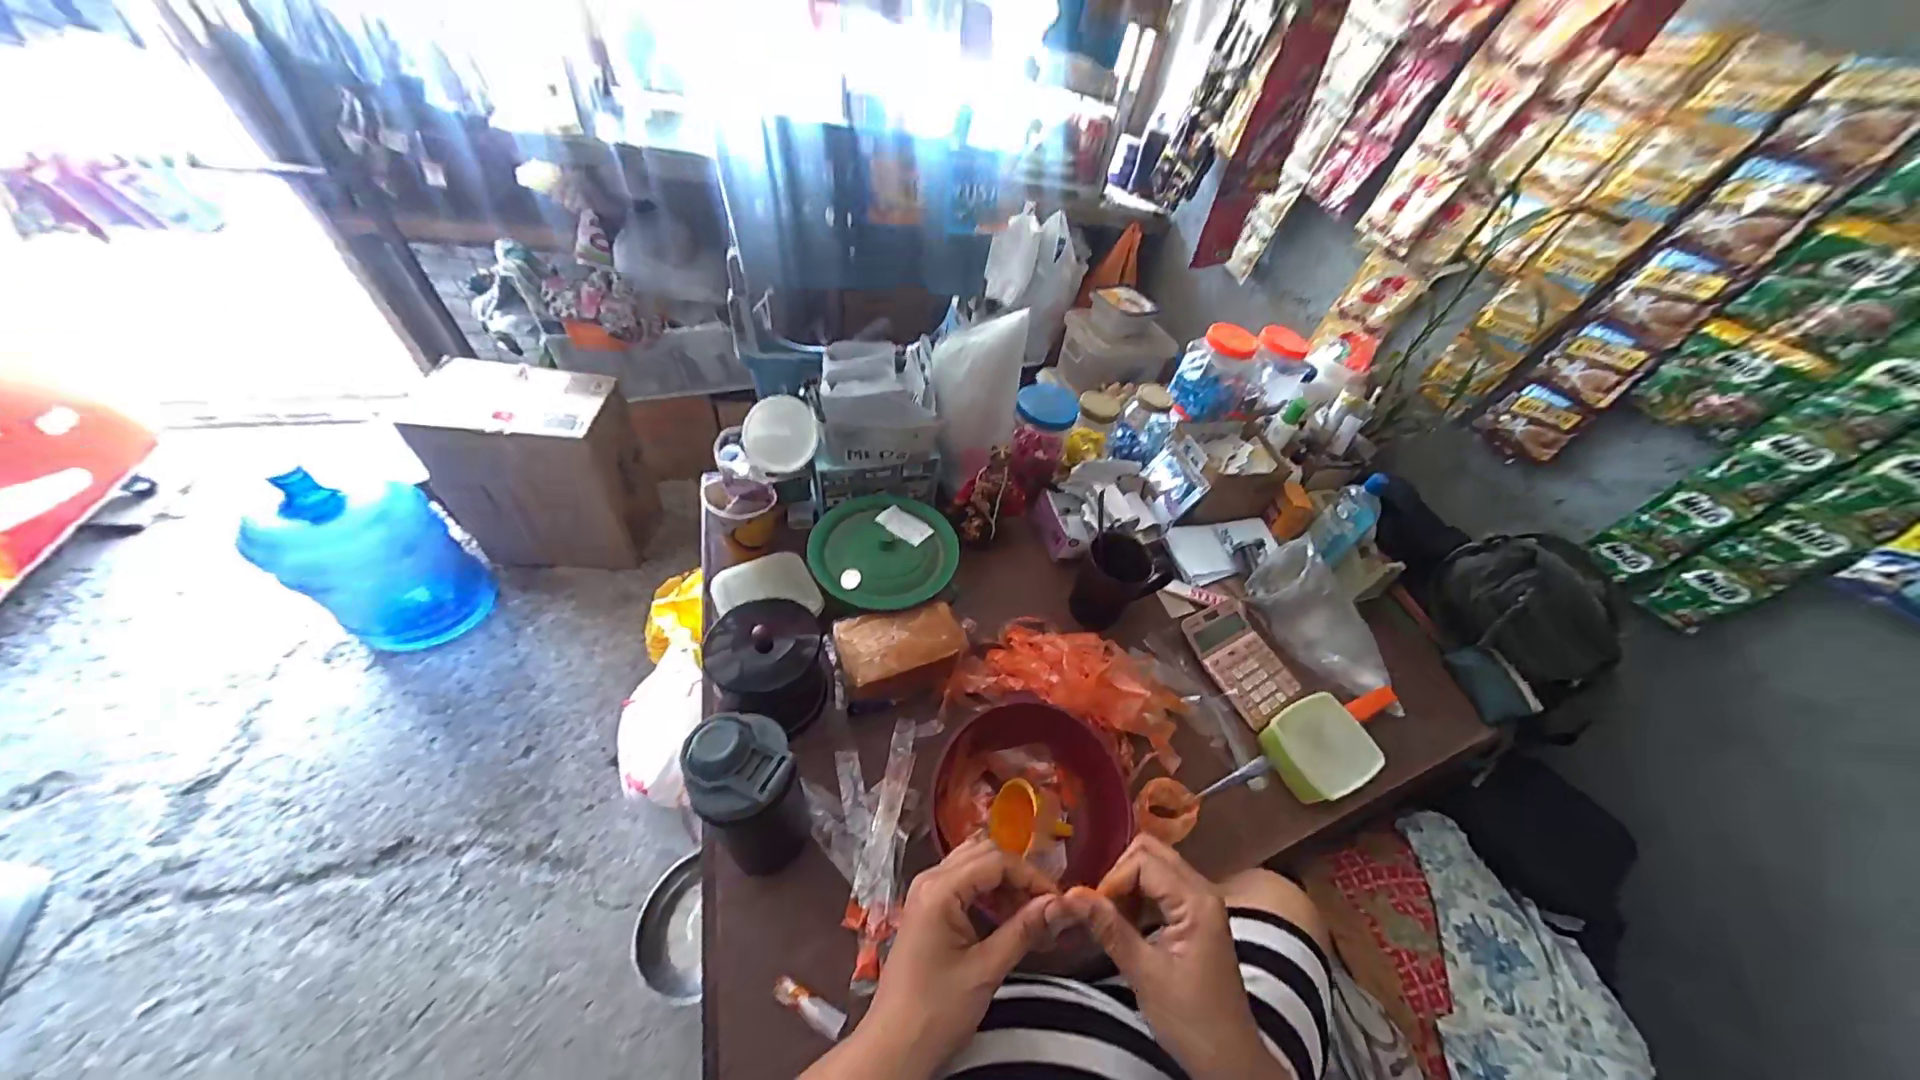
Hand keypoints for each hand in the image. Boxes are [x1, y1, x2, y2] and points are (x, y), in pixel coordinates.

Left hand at [813, 836, 1058, 1079]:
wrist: (894, 1045)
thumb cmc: (937, 1010)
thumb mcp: (986, 970)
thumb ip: (1023, 931)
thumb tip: (1059, 904)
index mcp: (939, 888)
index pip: (995, 860)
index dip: (1031, 876)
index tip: (1057, 900)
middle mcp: (930, 878)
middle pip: (984, 853)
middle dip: (1018, 875)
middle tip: (1044, 907)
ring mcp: (926, 891)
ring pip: (973, 863)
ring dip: (1003, 882)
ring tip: (1028, 913)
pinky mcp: (927, 906)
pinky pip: (963, 881)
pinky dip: (987, 891)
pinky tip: (1005, 917)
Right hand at [1061, 835, 1286, 1079]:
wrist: (1230, 1061)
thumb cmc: (1191, 1020)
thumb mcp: (1145, 974)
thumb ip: (1109, 928)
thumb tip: (1070, 895)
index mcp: (1196, 900)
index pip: (1143, 861)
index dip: (1113, 880)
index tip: (1095, 911)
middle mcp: (1203, 890)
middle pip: (1151, 851)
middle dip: (1119, 872)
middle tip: (1102, 906)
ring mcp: (1202, 901)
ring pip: (1155, 864)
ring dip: (1128, 883)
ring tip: (1111, 916)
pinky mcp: (1197, 914)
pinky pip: (1162, 884)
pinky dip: (1139, 894)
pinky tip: (1127, 921)